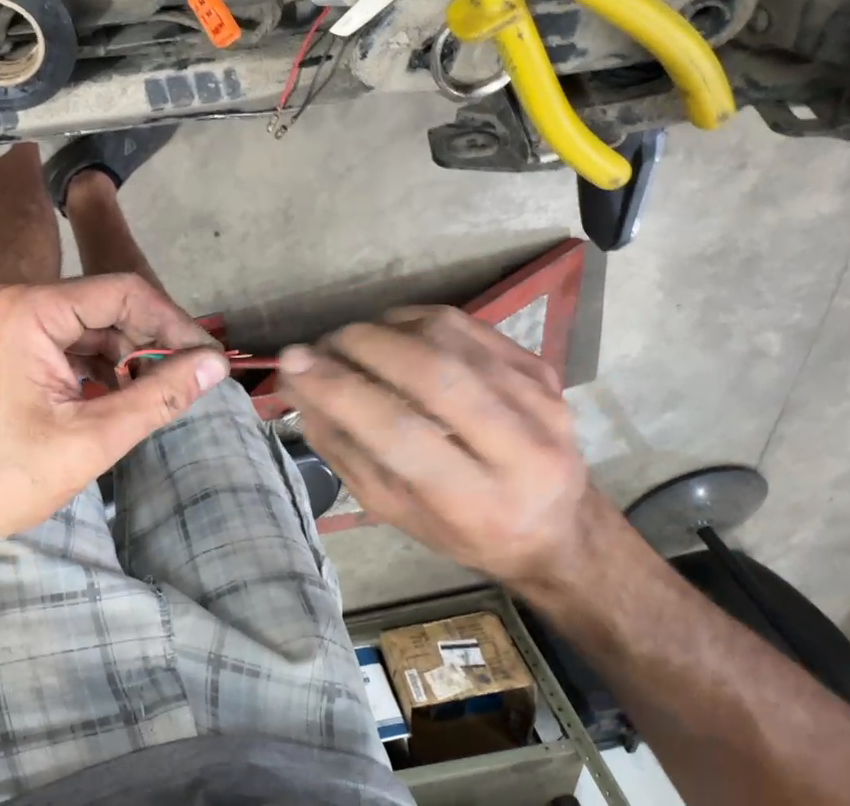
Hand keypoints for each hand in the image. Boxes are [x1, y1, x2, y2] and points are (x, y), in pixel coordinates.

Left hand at [0, 275, 230, 550]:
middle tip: (188, 380)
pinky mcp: (12, 347)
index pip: (123, 292)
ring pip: (91, 325)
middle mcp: (17, 302)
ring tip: (153, 396)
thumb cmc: (11, 475)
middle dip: (150, 342)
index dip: (173, 322)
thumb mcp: (95, 437)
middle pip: (107, 305)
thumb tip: (215, 365)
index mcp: (30, 310)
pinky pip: (70, 343)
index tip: (209, 357)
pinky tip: (120, 398)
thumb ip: (159, 395)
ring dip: (127, 357)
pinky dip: (100, 367)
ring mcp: (11, 323)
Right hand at [277, 306, 596, 590]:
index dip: (339, 391)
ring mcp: (540, 402)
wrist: (557, 525)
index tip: (292, 363)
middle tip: (321, 346)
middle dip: (362, 347)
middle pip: (431, 374)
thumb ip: (341, 447)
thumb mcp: (393, 509)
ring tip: (351, 342)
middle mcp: (521, 450)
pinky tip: (390, 333)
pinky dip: (414, 320)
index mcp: (477, 503)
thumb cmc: (461, 529)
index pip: (399, 433)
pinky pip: (465, 325)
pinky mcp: (542, 369)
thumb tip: (296, 384)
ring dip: (384, 329)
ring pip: (448, 338)